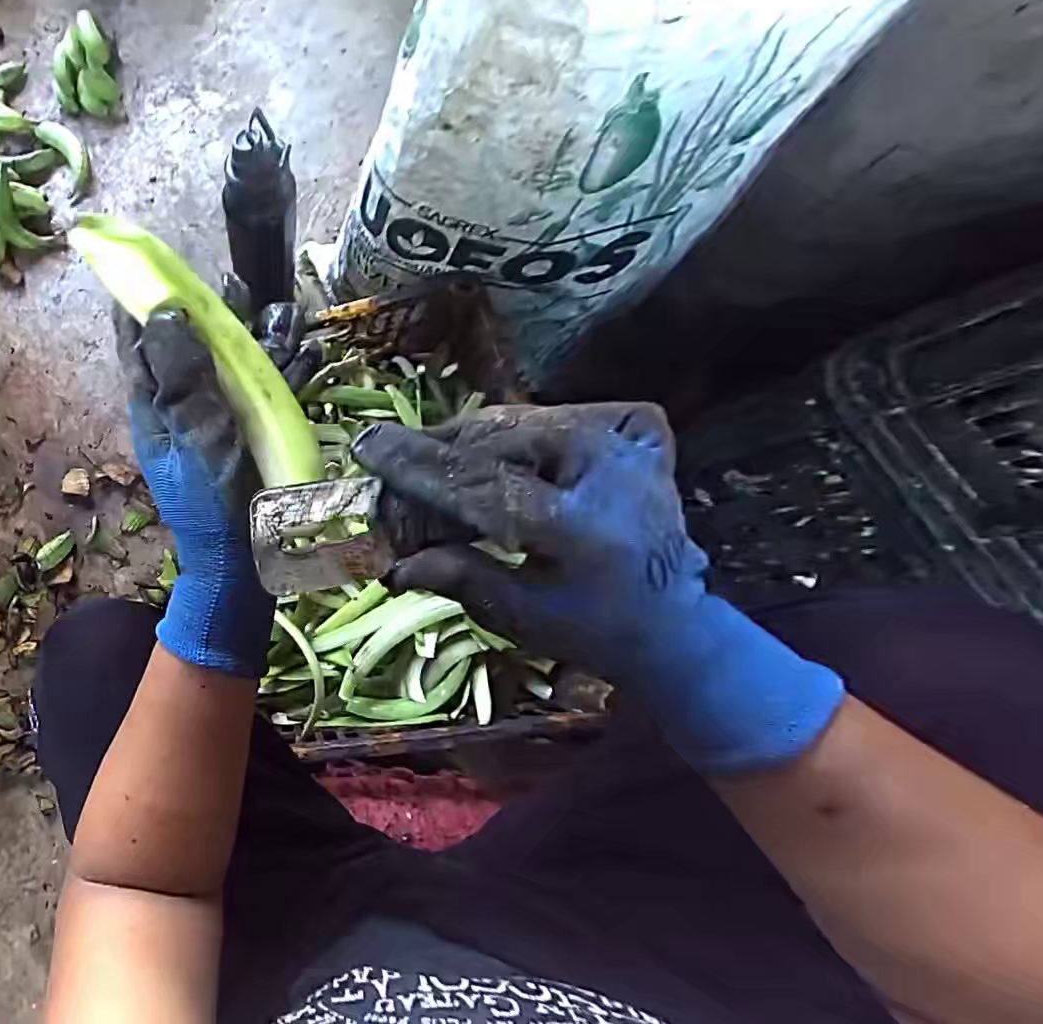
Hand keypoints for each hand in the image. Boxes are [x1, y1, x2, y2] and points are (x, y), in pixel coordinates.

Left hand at [115, 307, 272, 678]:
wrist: (240, 556)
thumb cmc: (211, 498)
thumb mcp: (193, 434)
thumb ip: (181, 374)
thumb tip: (163, 310)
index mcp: (154, 402)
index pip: (138, 338)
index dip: (142, 298)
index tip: (155, 261)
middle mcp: (180, 402)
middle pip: (188, 343)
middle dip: (210, 311)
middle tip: (234, 287)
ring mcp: (213, 416)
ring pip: (228, 361)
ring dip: (250, 334)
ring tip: (276, 314)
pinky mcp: (244, 430)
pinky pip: (259, 387)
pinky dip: (278, 367)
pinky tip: (300, 352)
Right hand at [353, 404, 844, 773]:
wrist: (674, 617)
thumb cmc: (592, 627)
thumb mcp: (521, 617)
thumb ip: (459, 578)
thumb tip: (394, 565)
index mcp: (583, 528)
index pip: (481, 483)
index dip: (417, 466)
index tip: (368, 446)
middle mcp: (608, 469)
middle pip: (489, 440)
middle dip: (430, 455)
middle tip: (390, 474)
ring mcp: (626, 441)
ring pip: (511, 419)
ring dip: (458, 442)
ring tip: (426, 469)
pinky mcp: (632, 428)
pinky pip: (540, 415)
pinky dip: (501, 433)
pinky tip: (486, 460)